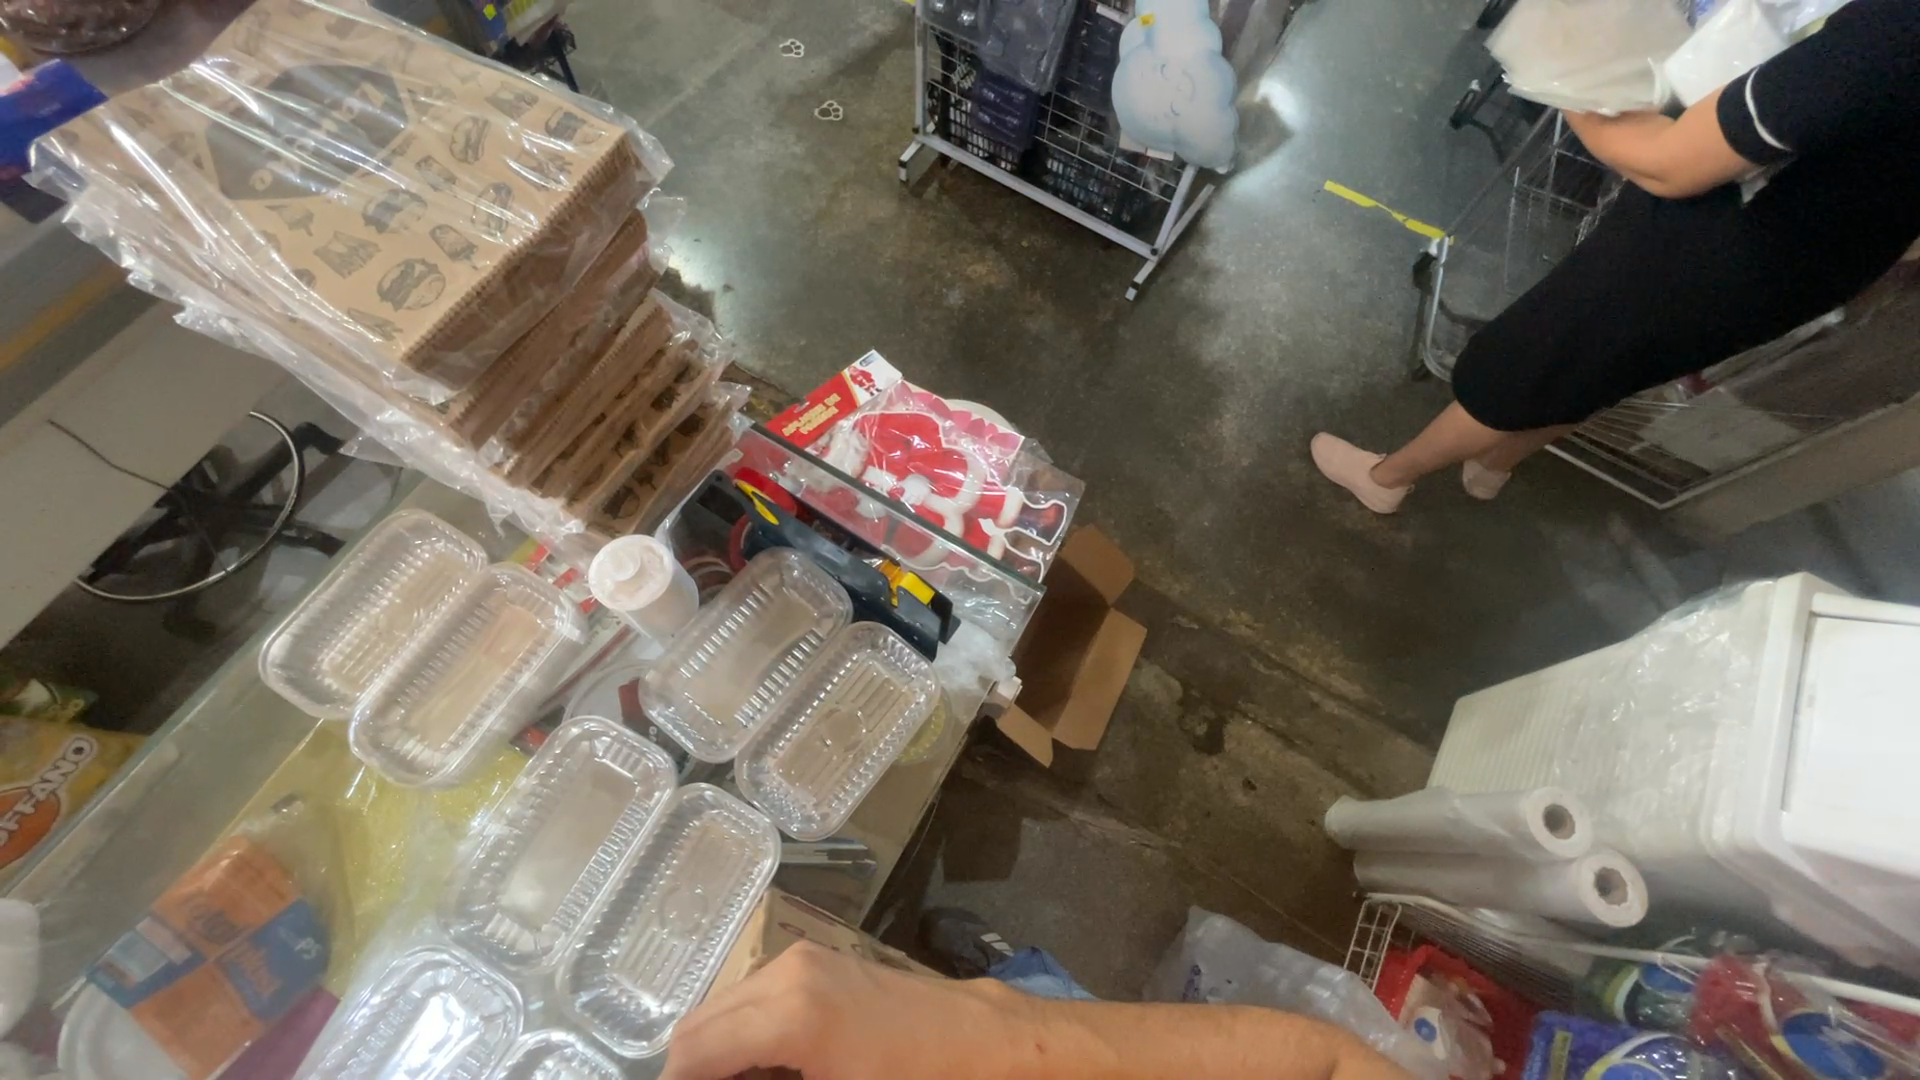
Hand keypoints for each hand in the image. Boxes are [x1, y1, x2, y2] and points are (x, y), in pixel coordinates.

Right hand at [661, 941, 1040, 1079]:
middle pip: (699, 1024)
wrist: (969, 1035)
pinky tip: (771, 1064)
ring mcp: (801, 957)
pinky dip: (745, 1030)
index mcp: (789, 1012)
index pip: (692, 1051)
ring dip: (720, 1052)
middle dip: (695, 1069)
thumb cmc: (907, 1078)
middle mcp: (786, 971)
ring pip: (724, 1007)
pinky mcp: (813, 957)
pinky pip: (753, 994)